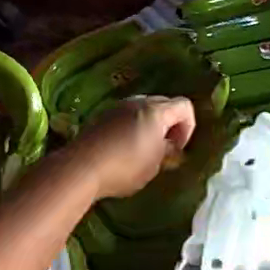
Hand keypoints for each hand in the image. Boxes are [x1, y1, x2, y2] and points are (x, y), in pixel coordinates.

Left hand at [68, 96, 196, 198]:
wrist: (81, 167)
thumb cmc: (125, 167)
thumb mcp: (154, 165)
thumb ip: (166, 152)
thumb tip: (168, 146)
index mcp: (156, 111)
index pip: (184, 106)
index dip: (188, 126)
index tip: (178, 148)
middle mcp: (138, 102)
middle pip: (164, 104)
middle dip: (169, 124)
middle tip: (164, 148)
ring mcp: (118, 107)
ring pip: (143, 109)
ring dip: (149, 125)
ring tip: (144, 150)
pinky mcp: (102, 116)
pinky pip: (126, 116)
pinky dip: (132, 127)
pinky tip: (124, 149)